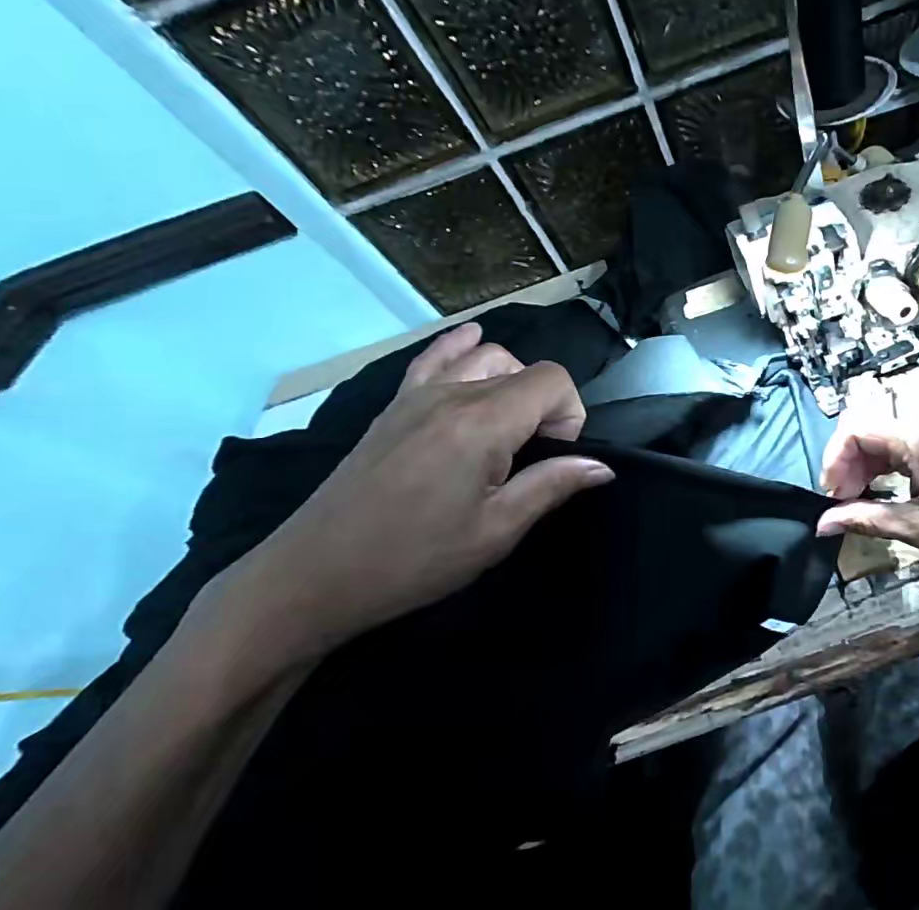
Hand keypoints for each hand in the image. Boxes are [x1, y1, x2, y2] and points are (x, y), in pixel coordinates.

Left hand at [209, 324, 613, 669]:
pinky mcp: (394, 404)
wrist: (317, 573)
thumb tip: (602, 467)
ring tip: (506, 429)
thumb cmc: (413, 560)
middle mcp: (451, 393)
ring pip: (484, 357)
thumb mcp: (494, 532)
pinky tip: (472, 345)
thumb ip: (551, 486)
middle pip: (522, 367)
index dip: (570, 414)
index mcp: (481, 423)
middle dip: (544, 404)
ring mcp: (417, 393)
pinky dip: (460, 347)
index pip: (551, 380)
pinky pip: (434, 356)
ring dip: (511, 381)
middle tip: (531, 458)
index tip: (556, 458)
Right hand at [815, 416, 918, 585]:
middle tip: (841, 504)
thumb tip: (822, 523)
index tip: (830, 497)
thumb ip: (866, 519)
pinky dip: (883, 469)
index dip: (834, 462)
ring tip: (857, 504)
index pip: (856, 432)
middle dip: (846, 467)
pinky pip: (901, 447)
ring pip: (881, 440)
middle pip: (866, 432)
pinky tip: (879, 495)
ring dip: (862, 469)